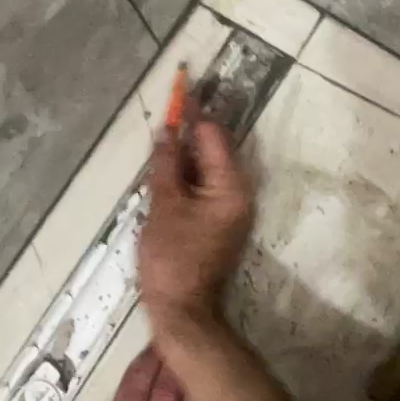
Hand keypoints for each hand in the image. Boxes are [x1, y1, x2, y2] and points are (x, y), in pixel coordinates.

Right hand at [139, 115, 253, 326]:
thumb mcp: (164, 205)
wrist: (183, 311)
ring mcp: (232, 208)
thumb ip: (166, 163)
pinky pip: (205, 186)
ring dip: (185, 155)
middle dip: (189, 132)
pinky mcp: (221, 221)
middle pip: (214, 149)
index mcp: (231, 186)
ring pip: (208, 167)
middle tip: (164, 117)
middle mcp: (240, 193)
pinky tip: (165, 173)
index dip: (194, 113)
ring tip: (159, 143)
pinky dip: (187, 176)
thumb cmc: (172, 258)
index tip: (179, 89)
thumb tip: (167, 129)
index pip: (214, 136)